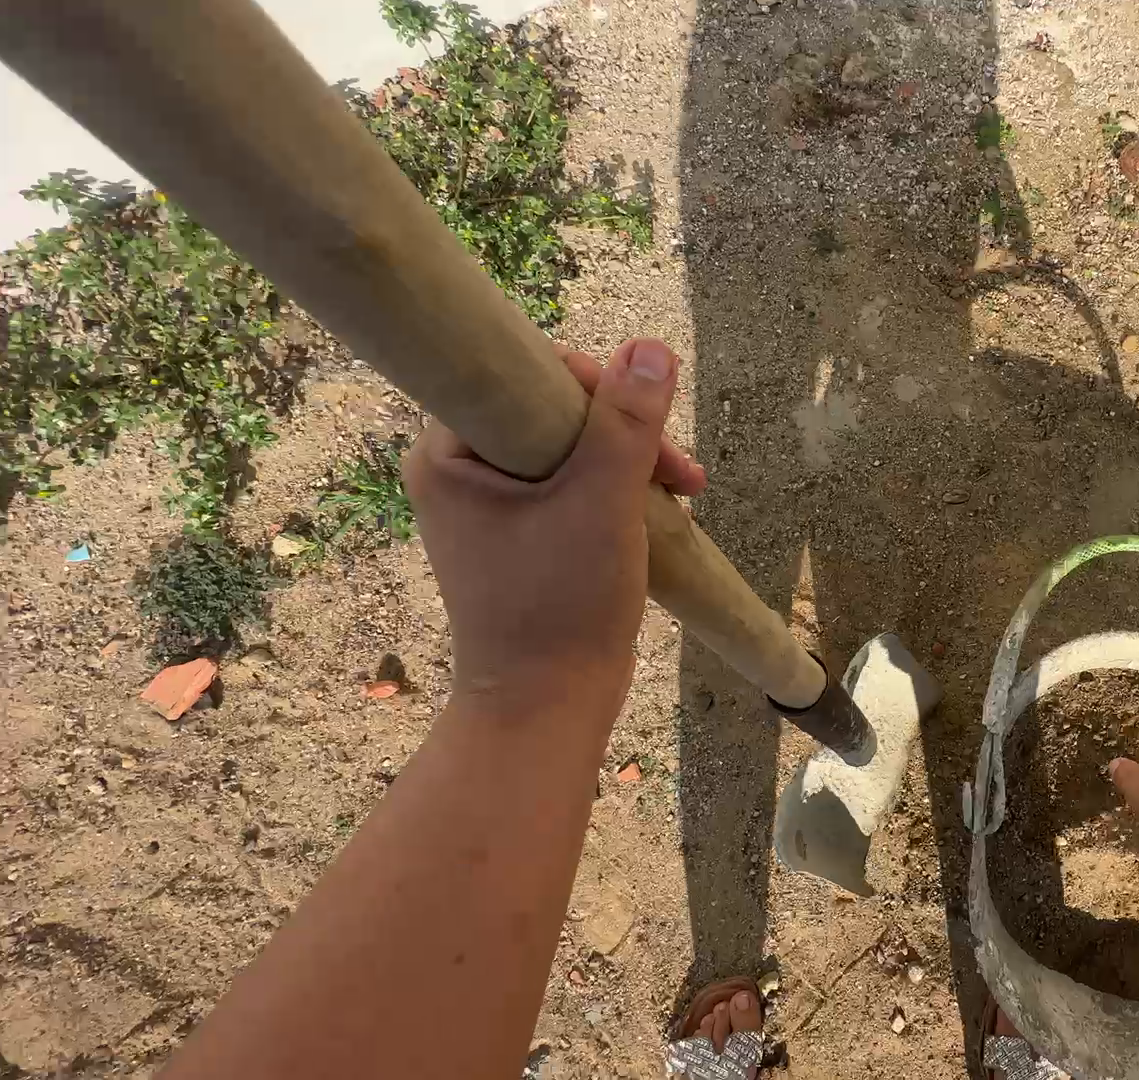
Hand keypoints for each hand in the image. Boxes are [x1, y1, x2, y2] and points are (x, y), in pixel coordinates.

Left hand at [403, 339, 707, 709]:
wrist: (550, 700)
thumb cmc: (563, 600)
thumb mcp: (603, 501)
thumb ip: (628, 423)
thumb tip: (653, 348)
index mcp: (451, 454)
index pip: (523, 376)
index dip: (594, 385)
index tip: (647, 420)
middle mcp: (462, 474)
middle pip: (556, 414)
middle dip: (628, 433)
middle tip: (681, 471)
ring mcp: (494, 508)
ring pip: (573, 451)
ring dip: (634, 462)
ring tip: (687, 492)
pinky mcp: (525, 536)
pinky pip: (576, 487)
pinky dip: (621, 490)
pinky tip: (662, 508)